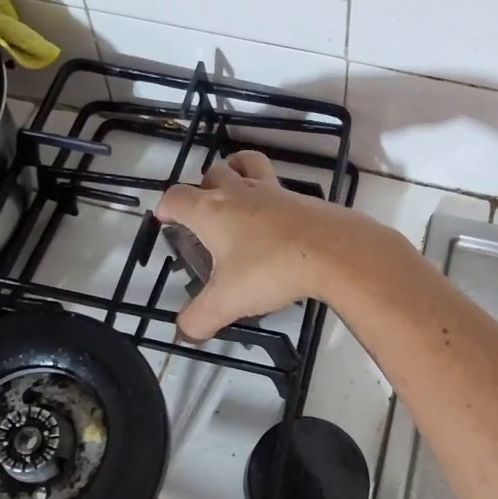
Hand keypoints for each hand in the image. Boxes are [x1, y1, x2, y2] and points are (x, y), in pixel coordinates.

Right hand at [156, 151, 375, 339]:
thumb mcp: (228, 301)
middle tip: (204, 211)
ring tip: (237, 193)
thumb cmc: (270, 268)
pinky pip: (280, 188)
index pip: (178, 197)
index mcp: (212, 211)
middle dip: (203, 186)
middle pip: (213, 172)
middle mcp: (240, 193)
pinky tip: (277, 223)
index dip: (167, 206)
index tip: (165, 218)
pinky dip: (272, 198)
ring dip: (237, 172)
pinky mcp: (302, 199)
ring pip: (248, 165)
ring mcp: (274, 191)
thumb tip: (185, 332)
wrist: (332, 250)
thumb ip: (200, 318)